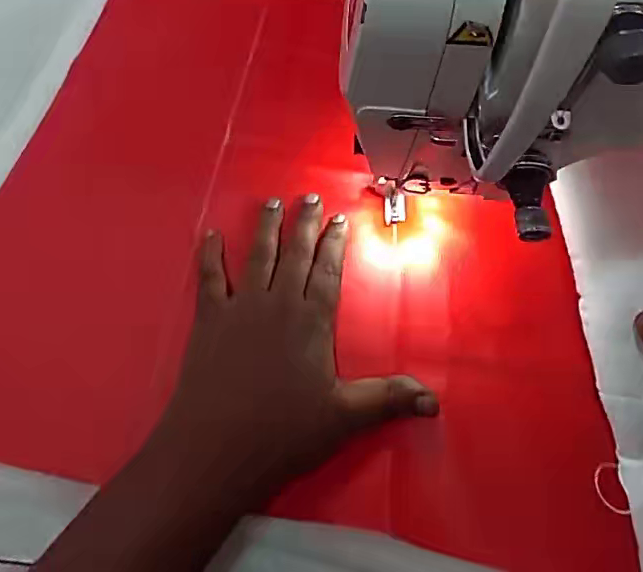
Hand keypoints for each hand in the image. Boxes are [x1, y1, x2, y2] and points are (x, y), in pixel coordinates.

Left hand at [34, 196, 435, 571]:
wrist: (218, 445)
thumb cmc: (284, 432)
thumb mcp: (343, 418)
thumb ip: (386, 400)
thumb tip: (433, 399)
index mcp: (310, 321)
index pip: (327, 272)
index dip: (334, 244)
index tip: (338, 220)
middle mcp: (277, 303)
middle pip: (294, 254)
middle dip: (303, 223)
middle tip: (309, 197)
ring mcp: (241, 306)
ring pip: (257, 255)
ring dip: (266, 227)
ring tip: (272, 203)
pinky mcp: (210, 316)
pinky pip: (210, 276)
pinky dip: (209, 254)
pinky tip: (209, 234)